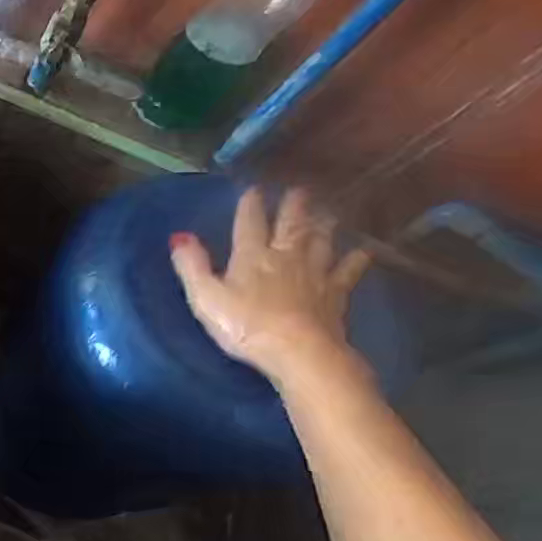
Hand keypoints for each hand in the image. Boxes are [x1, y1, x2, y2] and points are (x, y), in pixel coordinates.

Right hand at [170, 187, 370, 384]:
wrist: (297, 351)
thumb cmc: (245, 326)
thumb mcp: (206, 297)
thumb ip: (192, 266)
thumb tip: (179, 236)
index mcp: (252, 256)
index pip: (250, 222)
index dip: (251, 204)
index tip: (253, 189)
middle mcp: (286, 255)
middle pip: (291, 224)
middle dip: (293, 205)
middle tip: (299, 190)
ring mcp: (315, 273)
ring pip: (320, 241)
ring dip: (322, 225)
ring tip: (326, 213)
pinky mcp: (335, 294)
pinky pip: (348, 271)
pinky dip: (355, 260)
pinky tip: (362, 253)